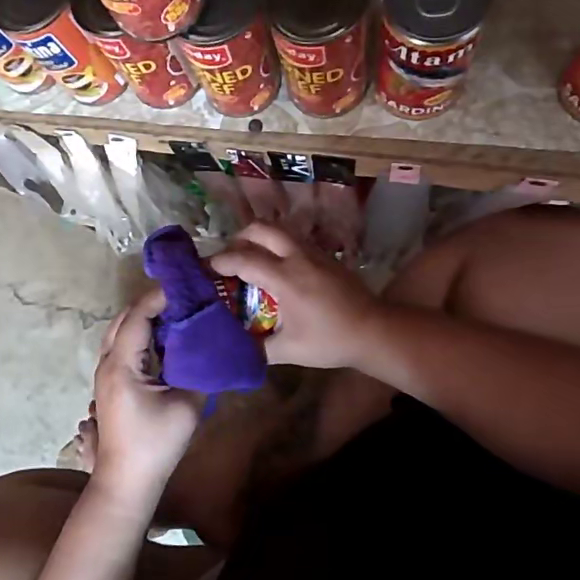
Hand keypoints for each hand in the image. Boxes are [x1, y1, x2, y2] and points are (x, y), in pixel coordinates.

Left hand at [89, 288, 203, 501]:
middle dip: (150, 304)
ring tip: (175, 314)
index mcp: (122, 366)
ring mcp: (104, 374)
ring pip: (119, 332)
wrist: (126, 480)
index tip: (184, 287)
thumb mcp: (187, 407)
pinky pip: (121, 347)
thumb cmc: (156, 444)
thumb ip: (200, 373)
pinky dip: (140, 334)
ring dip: (144, 319)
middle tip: (182, 298)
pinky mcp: (109, 384)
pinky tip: (163, 340)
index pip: (137, 317)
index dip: (158, 298)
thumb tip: (212, 351)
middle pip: (123, 319)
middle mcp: (107, 364)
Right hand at [209, 223, 382, 370]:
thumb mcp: (289, 351)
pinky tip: (276, 267)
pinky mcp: (325, 255)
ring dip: (259, 238)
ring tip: (250, 260)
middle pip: (260, 229)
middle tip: (230, 259)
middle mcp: (298, 257)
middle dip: (239, 239)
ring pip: (279, 229)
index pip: (243, 259)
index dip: (220, 261)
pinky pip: (294, 239)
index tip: (205, 269)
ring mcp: (314, 253)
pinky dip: (277, 244)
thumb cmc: (330, 341)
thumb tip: (233, 350)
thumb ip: (257, 349)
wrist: (375, 331)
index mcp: (286, 279)